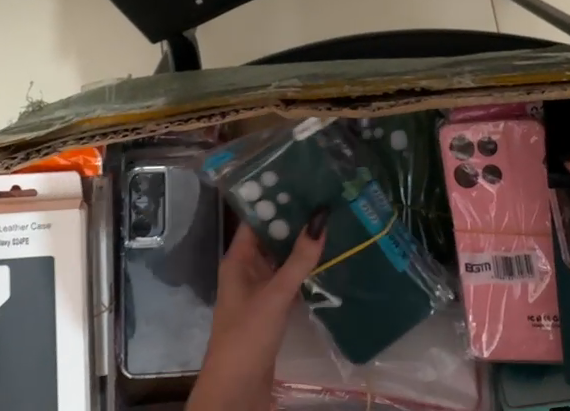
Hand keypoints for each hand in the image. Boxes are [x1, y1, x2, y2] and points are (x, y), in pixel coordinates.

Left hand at [187, 216, 326, 410]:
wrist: (237, 391)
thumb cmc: (248, 335)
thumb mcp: (275, 295)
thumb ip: (299, 259)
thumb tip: (320, 217)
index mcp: (238, 259)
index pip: (256, 218)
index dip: (276, 199)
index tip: (303, 179)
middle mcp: (246, 269)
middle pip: (271, 236)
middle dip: (294, 220)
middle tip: (326, 197)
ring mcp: (259, 290)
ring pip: (281, 259)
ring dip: (301, 245)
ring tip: (332, 221)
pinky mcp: (271, 310)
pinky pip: (288, 280)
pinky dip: (304, 270)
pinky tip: (327, 260)